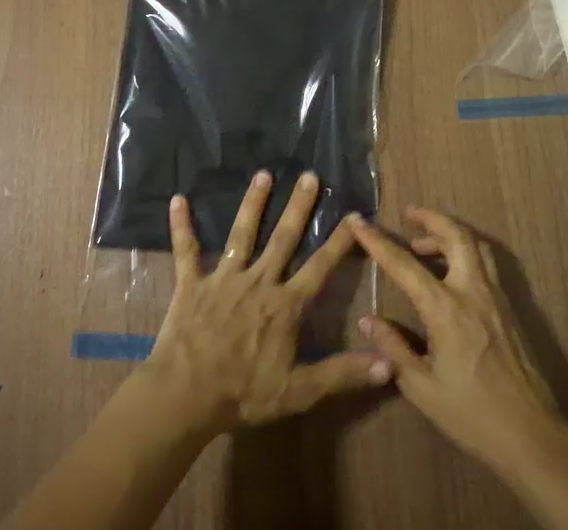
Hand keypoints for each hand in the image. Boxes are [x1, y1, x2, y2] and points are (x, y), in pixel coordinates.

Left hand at [139, 171, 392, 435]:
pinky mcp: (192, 284)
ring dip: (253, 203)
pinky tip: (177, 201)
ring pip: (242, 234)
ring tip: (263, 174)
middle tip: (309, 175)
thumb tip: (390, 365)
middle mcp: (258, 282)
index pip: (320, 266)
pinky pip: (186, 251)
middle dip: (298, 206)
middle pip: (283, 238)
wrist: (186, 394)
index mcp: (286, 305)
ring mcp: (223, 279)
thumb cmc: (244, 393)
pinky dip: (181, 226)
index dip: (339, 242)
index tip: (354, 215)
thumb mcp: (300, 390)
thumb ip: (344, 373)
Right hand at [349, 208, 565, 470]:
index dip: (377, 241)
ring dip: (450, 234)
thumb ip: (393, 348)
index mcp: (446, 310)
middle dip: (430, 218)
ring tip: (426, 243)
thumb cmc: (472, 414)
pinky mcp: (511, 310)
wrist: (532, 434)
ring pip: (477, 246)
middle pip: (456, 236)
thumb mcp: (421, 387)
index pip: (404, 264)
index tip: (357, 221)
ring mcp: (497, 298)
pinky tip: (452, 273)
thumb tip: (368, 319)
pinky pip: (487, 265)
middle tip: (408, 214)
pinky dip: (467, 253)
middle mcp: (473, 292)